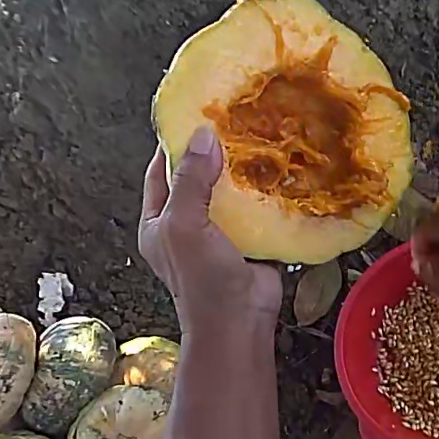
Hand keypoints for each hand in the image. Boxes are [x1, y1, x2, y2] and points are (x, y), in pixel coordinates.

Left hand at [139, 125, 281, 334]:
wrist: (240, 321)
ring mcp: (219, 234)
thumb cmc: (202, 279)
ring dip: (242, 173)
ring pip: (229, 194)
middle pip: (198, 179)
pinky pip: (256, 211)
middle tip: (234, 123)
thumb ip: (190, 180)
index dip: (175, 145)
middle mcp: (187, 225)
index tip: (196, 116)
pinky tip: (278, 173)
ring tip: (259, 140)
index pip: (162, 172)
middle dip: (213, 155)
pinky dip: (265, 194)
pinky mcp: (250, 241)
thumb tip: (204, 136)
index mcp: (159, 222)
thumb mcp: (184, 225)